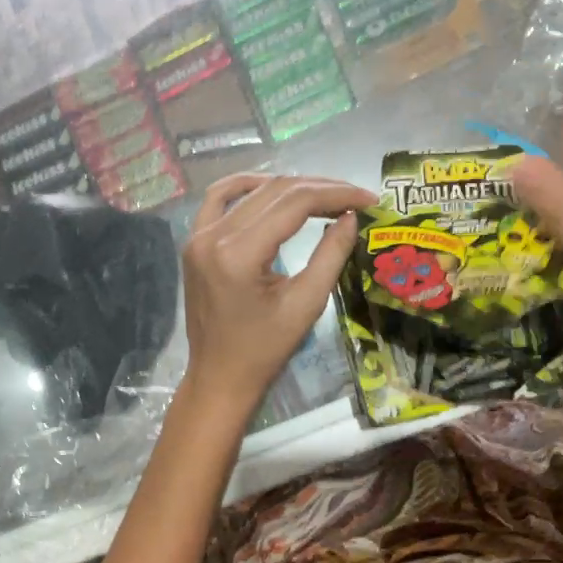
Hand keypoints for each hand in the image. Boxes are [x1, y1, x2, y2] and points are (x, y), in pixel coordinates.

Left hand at [179, 174, 375, 412]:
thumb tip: (351, 215)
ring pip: (249, 191)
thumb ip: (330, 255)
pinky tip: (274, 188)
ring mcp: (197, 237)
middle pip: (273, 191)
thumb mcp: (305, 305)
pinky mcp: (194, 243)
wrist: (219, 376)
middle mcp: (212, 236)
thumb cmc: (264, 350)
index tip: (369, 199)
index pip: (294, 202)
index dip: (336, 195)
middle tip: (355, 198)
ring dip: (289, 187)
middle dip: (319, 189)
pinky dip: (247, 188)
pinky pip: (218, 200)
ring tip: (325, 195)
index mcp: (237, 254)